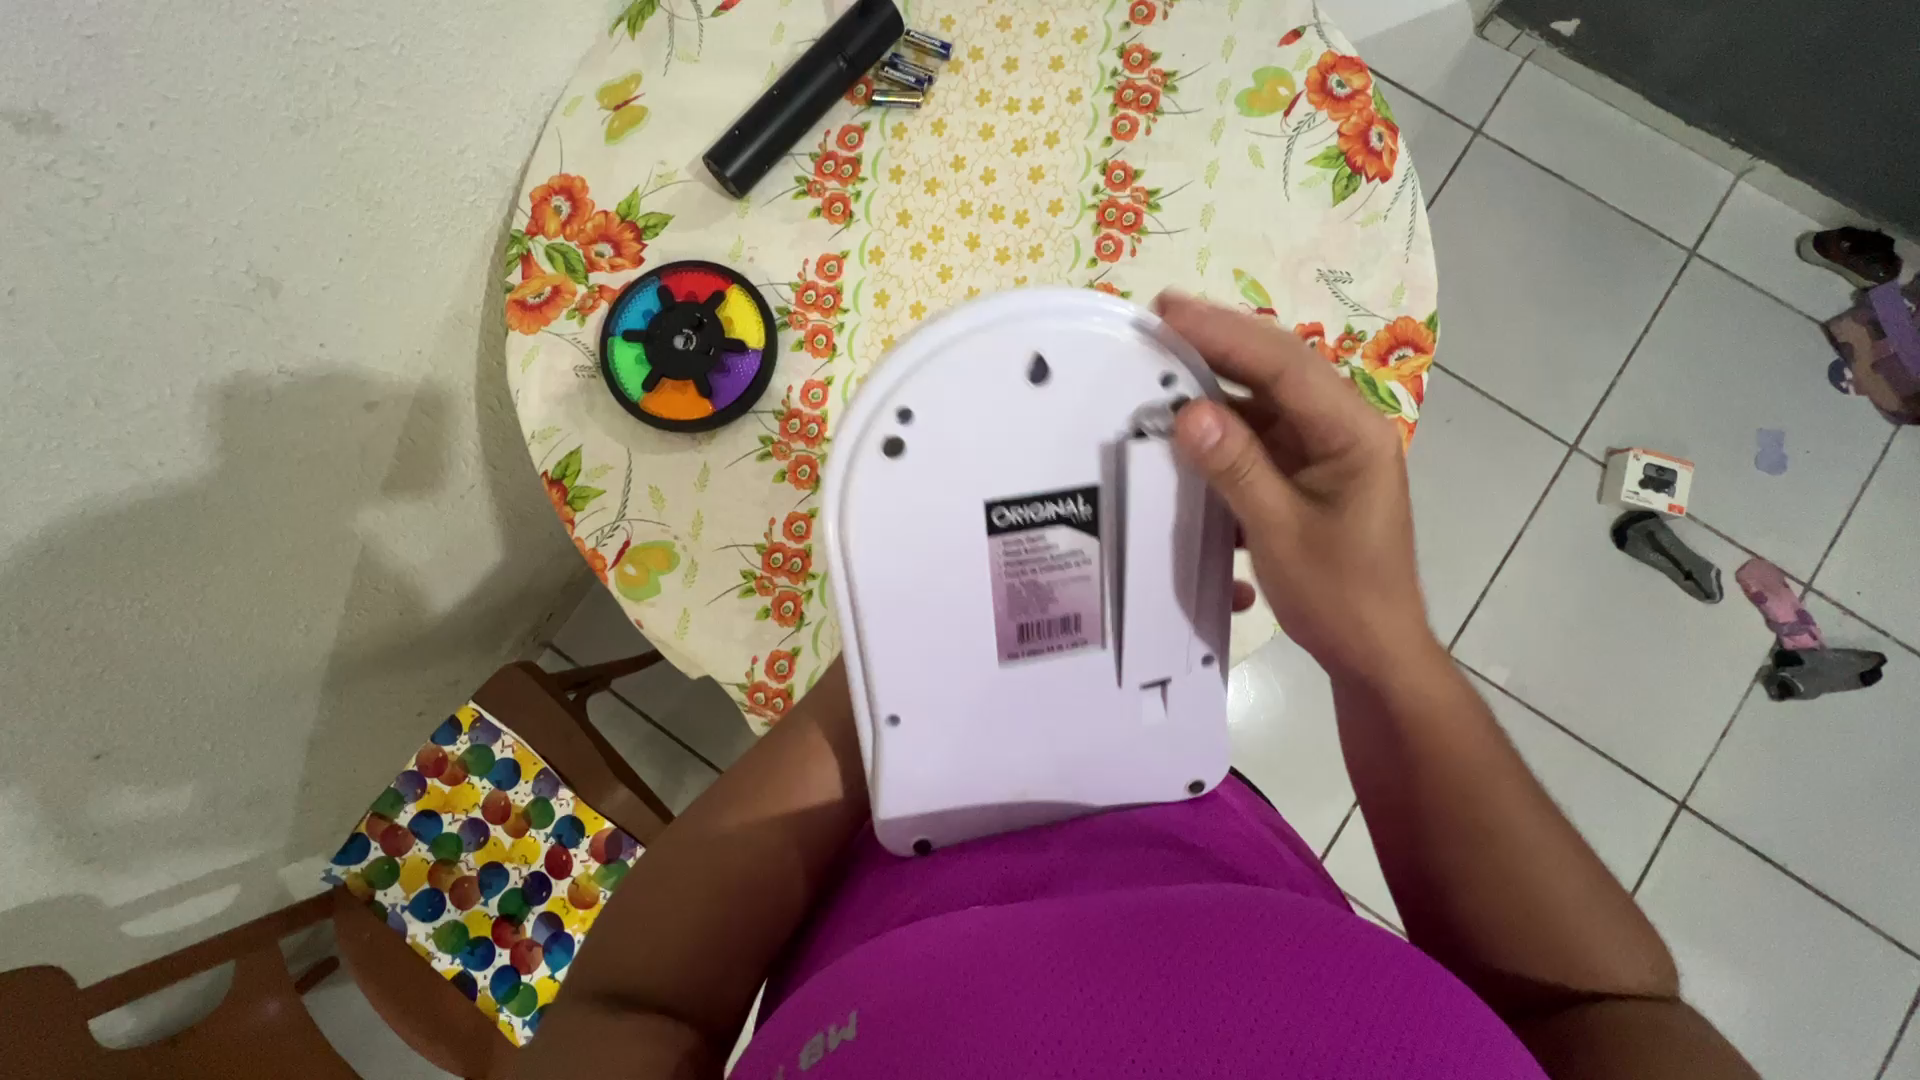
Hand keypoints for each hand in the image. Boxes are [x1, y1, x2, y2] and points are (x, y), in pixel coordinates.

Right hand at [1156, 292, 1439, 679]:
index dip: (1224, 334)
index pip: (1284, 365)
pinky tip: (1183, 426)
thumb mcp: (1281, 531)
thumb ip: (1236, 468)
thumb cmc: (1339, 595)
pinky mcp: (1303, 476)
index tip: (1167, 312)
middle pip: (1275, 372)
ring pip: (1263, 403)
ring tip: (1158, 367)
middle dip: (1217, 345)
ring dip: (1213, 388)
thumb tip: (1186, 413)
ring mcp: (1322, 452)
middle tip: (1157, 320)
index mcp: (1351, 432)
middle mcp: (1340, 429)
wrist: (1373, 651)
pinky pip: (1257, 440)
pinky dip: (1220, 431)